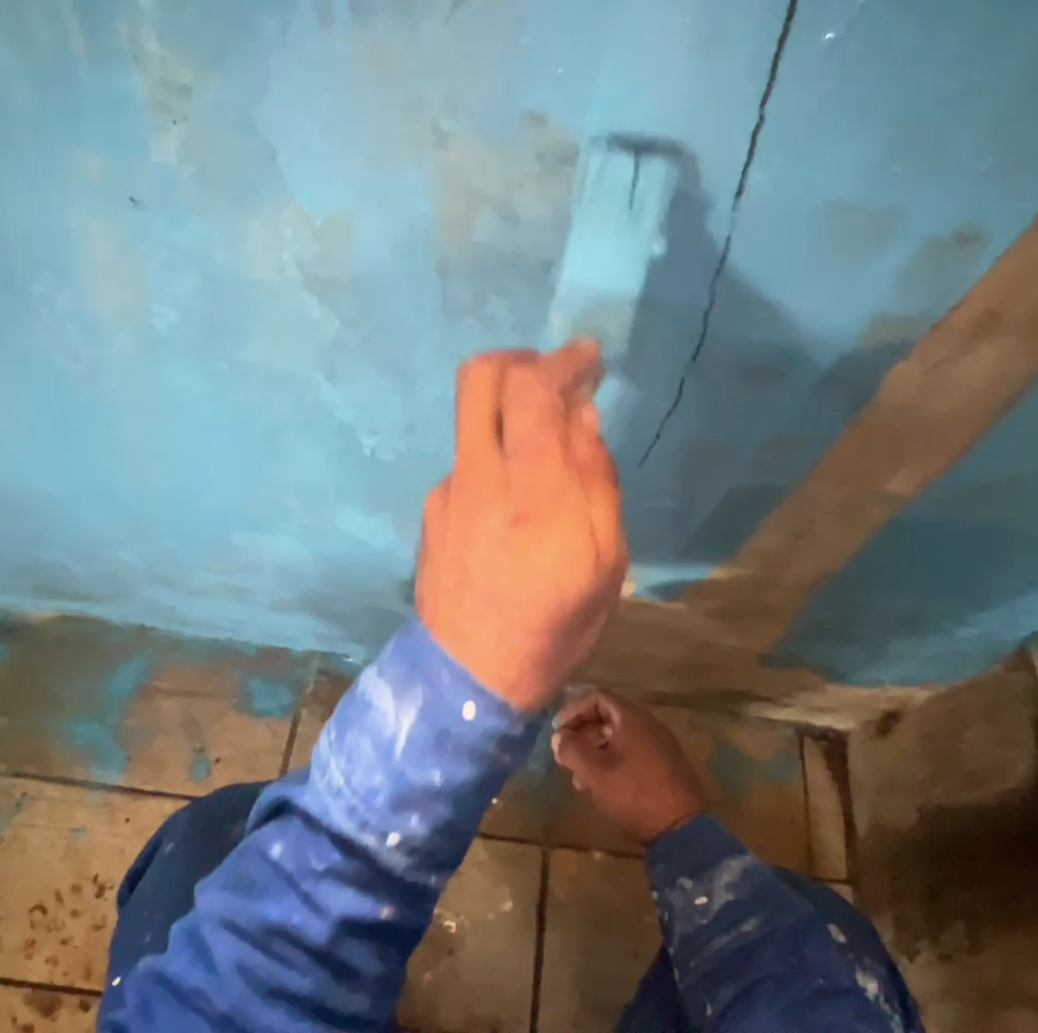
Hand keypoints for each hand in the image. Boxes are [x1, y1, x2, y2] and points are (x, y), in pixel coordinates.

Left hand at [415, 341, 627, 712]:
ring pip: (471, 420)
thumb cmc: (556, 625)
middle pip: (479, 378)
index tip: (589, 358)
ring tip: (545, 454)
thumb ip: (595, 480)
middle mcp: (478, 475)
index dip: (563, 359)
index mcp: (531, 487)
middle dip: (520, 360)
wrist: (471, 678)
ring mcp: (447, 491)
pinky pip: (468, 462)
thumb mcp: (605, 561)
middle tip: (554, 377)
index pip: (532, 388)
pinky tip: (516, 504)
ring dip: (509, 414)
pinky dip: (496, 458)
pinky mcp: (431, 511)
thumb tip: (582, 416)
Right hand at [551, 690, 707, 843]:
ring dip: (596, 751)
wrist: (682, 828)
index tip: (558, 730)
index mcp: (633, 719)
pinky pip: (633, 753)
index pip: (599, 698)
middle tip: (565, 754)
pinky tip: (602, 786)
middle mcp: (649, 725)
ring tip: (579, 777)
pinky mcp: (666, 766)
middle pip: (609, 717)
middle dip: (583, 733)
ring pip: (620, 738)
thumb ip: (572, 750)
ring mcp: (661, 746)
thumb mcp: (595, 773)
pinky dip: (613, 761)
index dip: (574, 710)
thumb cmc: (634, 793)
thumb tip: (559, 737)